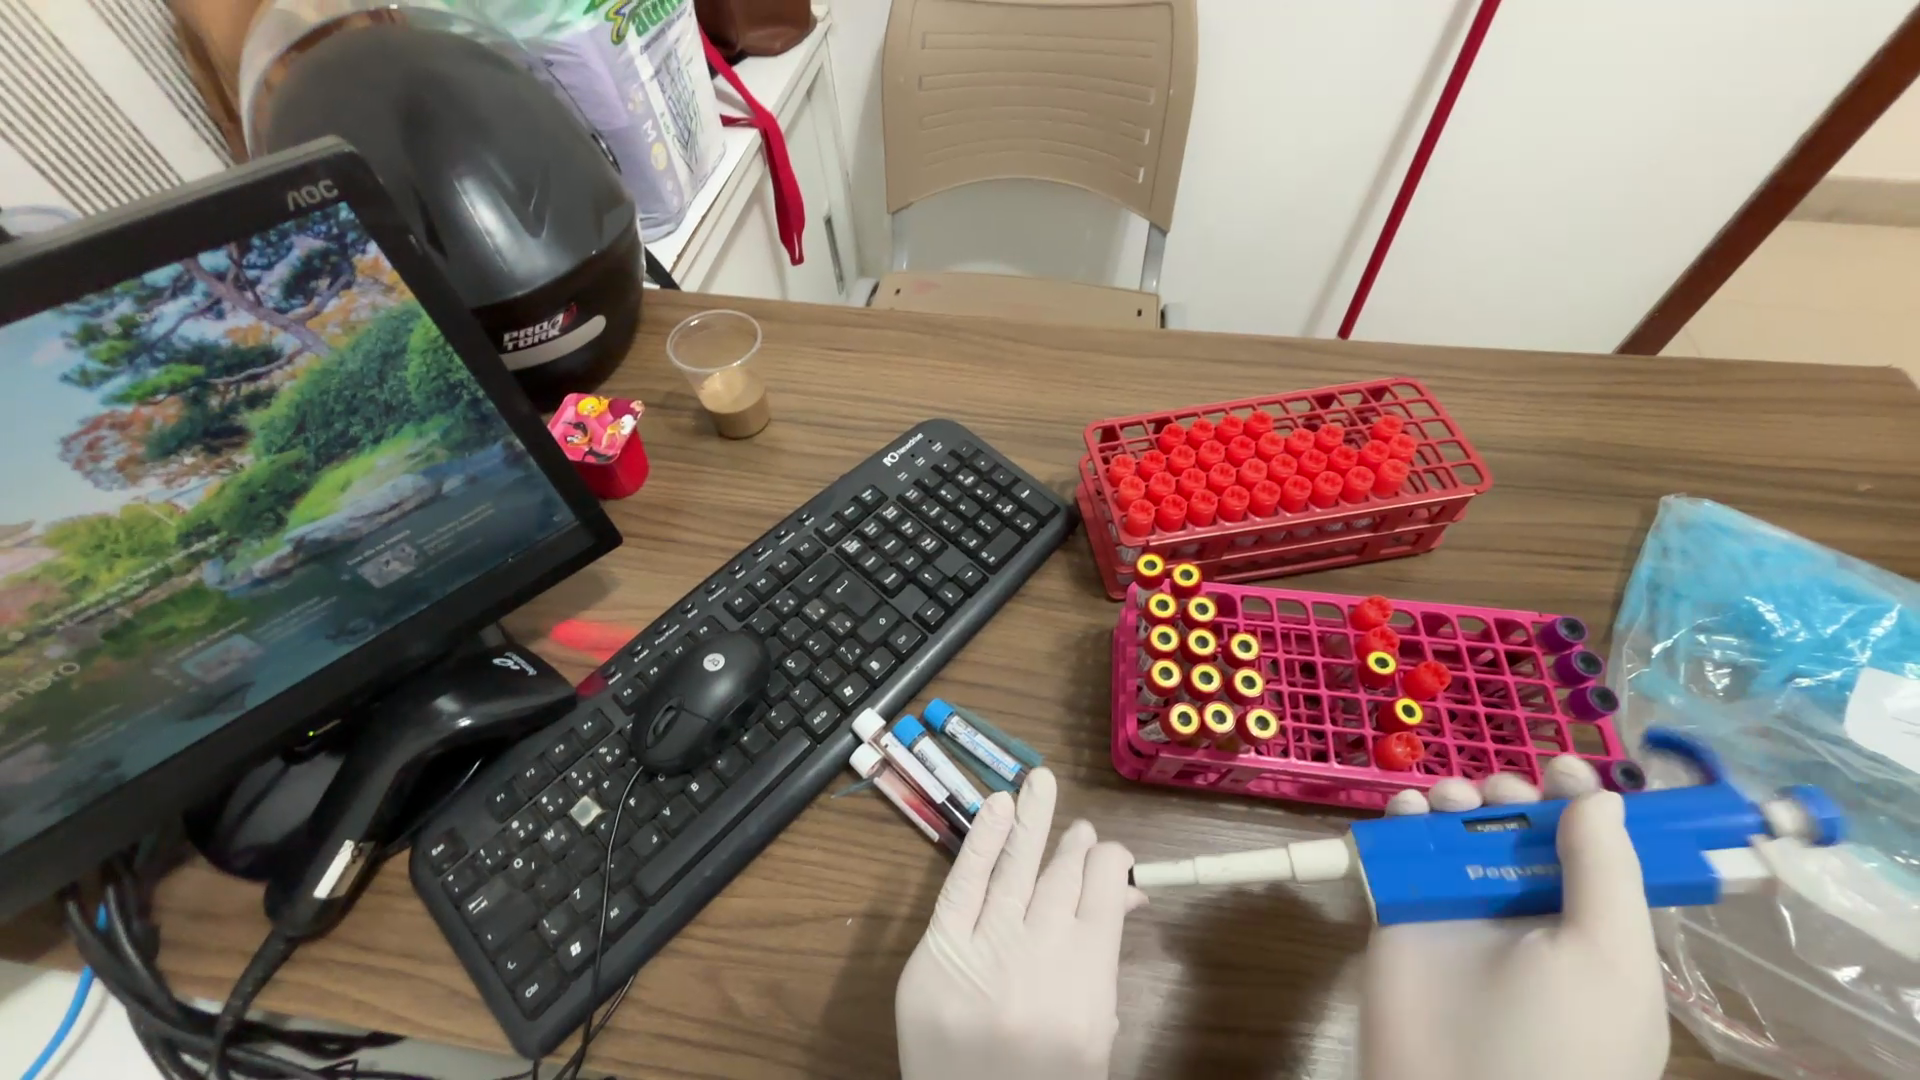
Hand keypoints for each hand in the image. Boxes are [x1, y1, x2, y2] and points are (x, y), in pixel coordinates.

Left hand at [896, 768, 1146, 1079]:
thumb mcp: (1095, 1034)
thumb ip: (1105, 961)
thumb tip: (1123, 893)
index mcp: (1088, 983)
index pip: (1104, 891)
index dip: (1109, 861)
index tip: (1108, 851)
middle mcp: (1038, 957)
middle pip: (1060, 877)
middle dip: (1074, 847)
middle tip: (1080, 829)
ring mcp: (984, 952)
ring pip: (1016, 869)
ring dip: (1032, 821)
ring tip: (1040, 783)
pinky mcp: (936, 954)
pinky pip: (962, 884)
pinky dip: (981, 842)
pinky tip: (998, 806)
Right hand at [1362, 758, 1669, 1079]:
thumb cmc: (1558, 1036)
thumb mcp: (1605, 959)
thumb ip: (1603, 872)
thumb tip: (1598, 796)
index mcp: (1589, 927)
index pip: (1592, 852)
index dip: (1581, 806)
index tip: (1560, 770)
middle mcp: (1526, 910)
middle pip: (1519, 830)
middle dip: (1511, 797)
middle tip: (1500, 796)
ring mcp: (1460, 907)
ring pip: (1459, 831)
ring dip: (1457, 800)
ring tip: (1451, 800)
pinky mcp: (1404, 906)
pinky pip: (1403, 849)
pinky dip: (1405, 819)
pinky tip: (1410, 809)